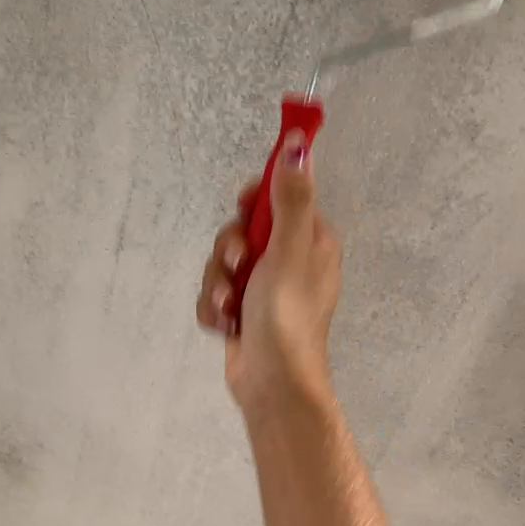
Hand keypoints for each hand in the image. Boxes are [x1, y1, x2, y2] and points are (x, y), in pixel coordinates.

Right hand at [196, 131, 341, 413]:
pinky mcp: (241, 313)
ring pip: (223, 263)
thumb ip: (291, 197)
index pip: (280, 198)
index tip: (245, 206)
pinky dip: (214, 308)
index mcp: (310, 241)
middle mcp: (288, 261)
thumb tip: (299, 142)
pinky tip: (224, 324)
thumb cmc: (287, 315)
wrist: (272, 383)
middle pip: (242, 229)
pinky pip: (216, 293)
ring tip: (230, 306)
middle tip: (239, 267)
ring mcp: (263, 289)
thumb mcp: (290, 248)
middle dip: (230, 250)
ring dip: (218, 284)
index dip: (257, 199)